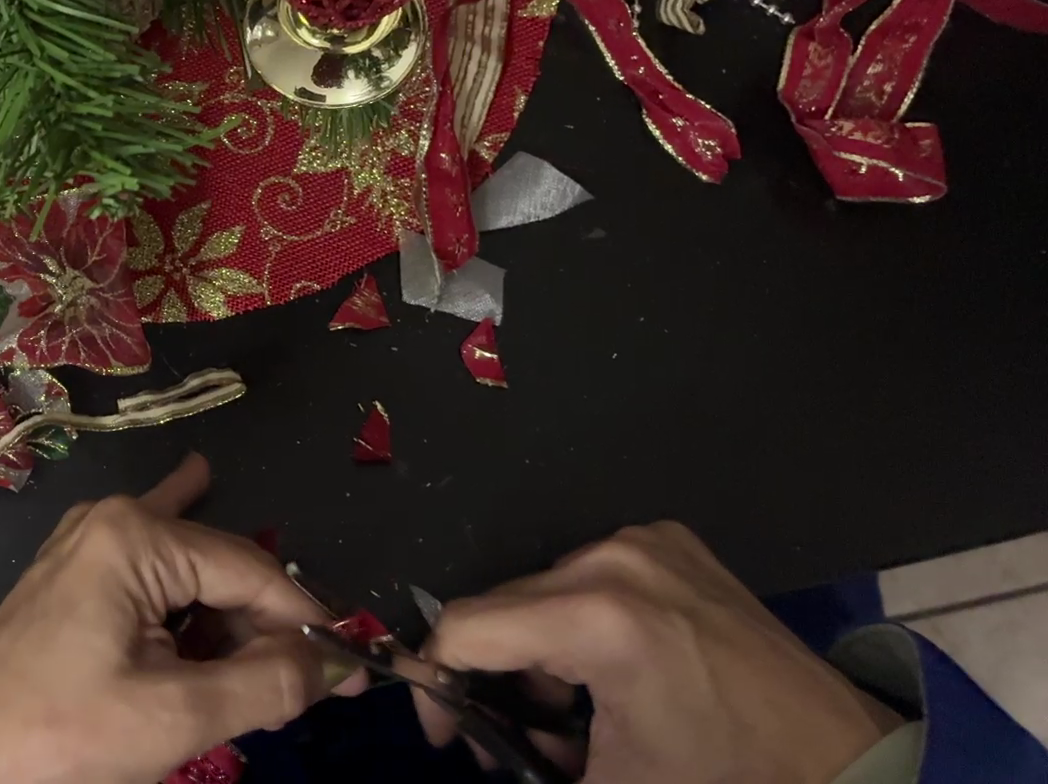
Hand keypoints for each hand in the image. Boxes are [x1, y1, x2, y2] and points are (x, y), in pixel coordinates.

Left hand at [0, 453, 352, 783]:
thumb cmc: (63, 735)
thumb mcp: (173, 717)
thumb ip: (265, 684)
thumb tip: (336, 665)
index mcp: (137, 537)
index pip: (251, 571)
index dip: (307, 623)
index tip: (353, 670)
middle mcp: (116, 518)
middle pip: (221, 567)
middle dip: (261, 626)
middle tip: (291, 694)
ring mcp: (92, 535)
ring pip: (189, 566)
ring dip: (224, 618)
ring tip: (245, 676)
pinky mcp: (80, 561)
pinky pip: (149, 549)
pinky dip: (182, 550)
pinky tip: (198, 478)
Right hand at [416, 522, 901, 783]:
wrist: (861, 770)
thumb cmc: (730, 782)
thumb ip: (518, 754)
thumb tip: (463, 733)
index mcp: (596, 619)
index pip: (468, 628)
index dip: (436, 678)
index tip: (444, 731)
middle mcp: (608, 558)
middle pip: (502, 606)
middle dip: (491, 671)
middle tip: (514, 730)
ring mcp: (639, 541)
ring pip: (537, 588)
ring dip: (533, 644)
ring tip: (572, 699)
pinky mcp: (664, 538)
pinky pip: (584, 572)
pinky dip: (575, 616)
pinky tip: (612, 658)